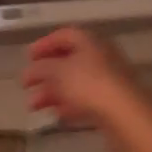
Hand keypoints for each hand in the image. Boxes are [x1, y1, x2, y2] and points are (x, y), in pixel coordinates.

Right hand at [20, 27, 146, 128]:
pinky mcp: (111, 101)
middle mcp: (100, 55)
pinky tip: (56, 115)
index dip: (44, 44)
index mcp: (89, 41)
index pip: (64, 35)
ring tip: (33, 106)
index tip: (27, 57)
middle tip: (26, 85)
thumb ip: (41, 68)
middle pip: (68, 60)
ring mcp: (107, 79)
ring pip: (75, 82)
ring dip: (52, 92)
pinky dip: (69, 104)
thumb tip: (30, 70)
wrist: (125, 114)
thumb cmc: (89, 84)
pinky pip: (85, 99)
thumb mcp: (58, 72)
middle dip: (45, 73)